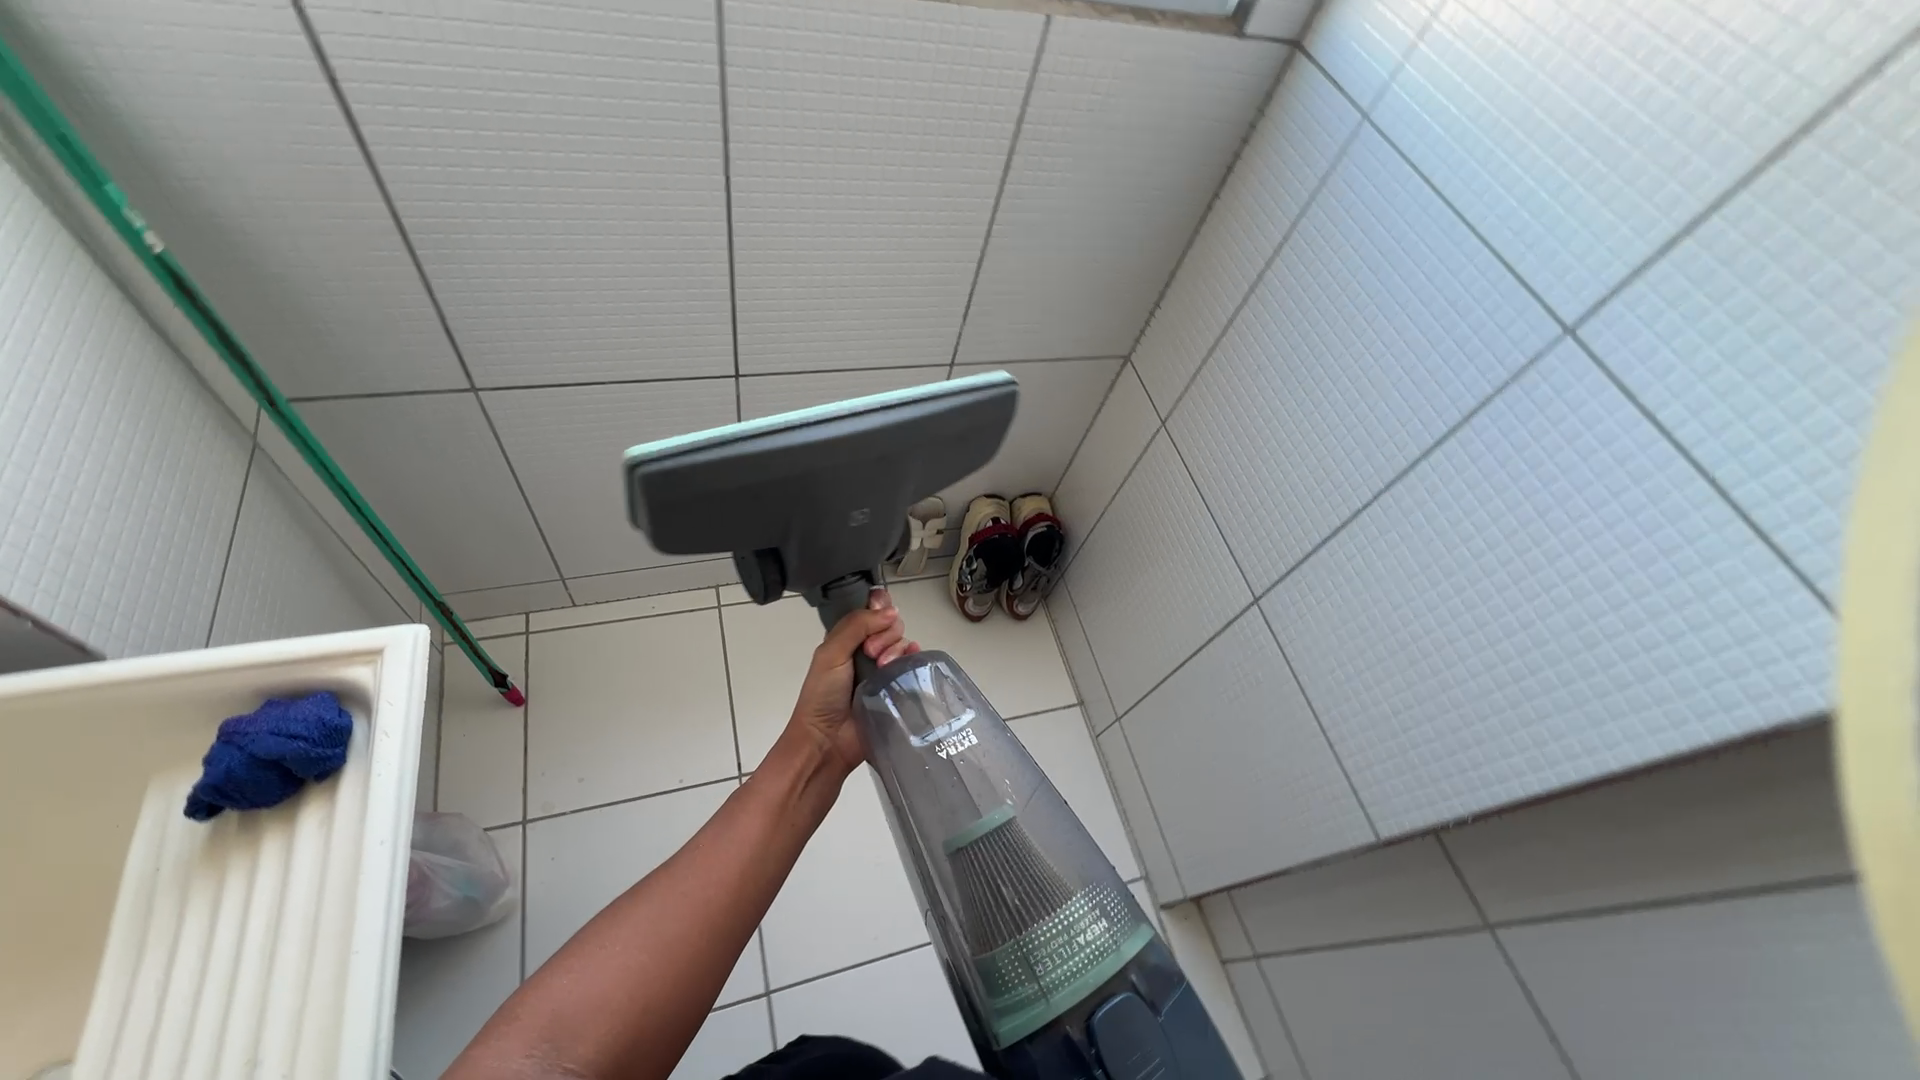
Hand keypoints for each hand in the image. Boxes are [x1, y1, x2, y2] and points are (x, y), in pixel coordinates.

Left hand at [787, 589, 919, 773]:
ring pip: (902, 642)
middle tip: (871, 653)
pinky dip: (913, 657)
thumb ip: (856, 625)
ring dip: (896, 648)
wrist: (828, 740)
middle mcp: (866, 650)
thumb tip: (891, 611)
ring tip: (883, 667)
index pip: (870, 611)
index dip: (878, 607)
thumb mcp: (831, 653)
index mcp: (847, 639)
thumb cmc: (822, 696)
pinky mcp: (897, 686)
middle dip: (884, 633)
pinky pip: (913, 663)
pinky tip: (910, 660)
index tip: (878, 612)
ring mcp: (883, 669)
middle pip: (889, 624)